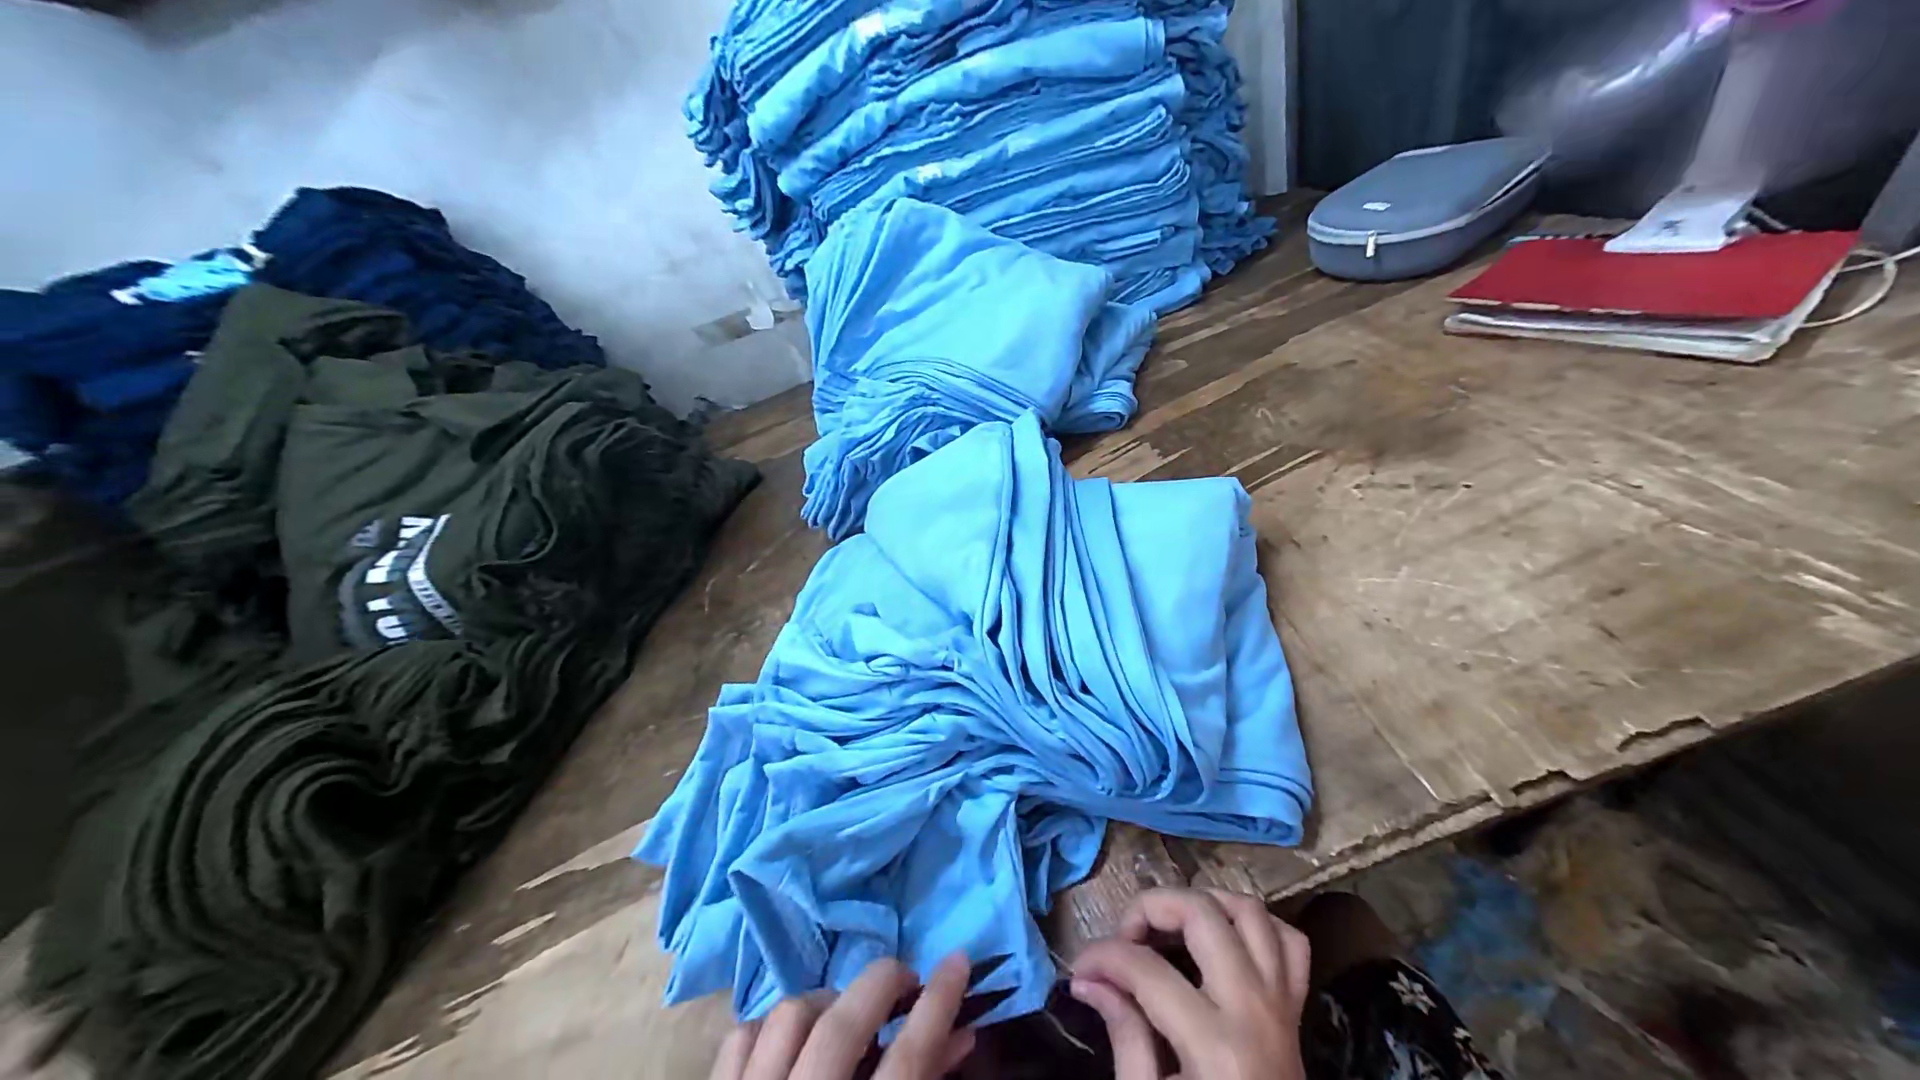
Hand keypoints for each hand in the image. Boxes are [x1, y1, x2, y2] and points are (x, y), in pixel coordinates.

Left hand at [707, 955, 976, 1079]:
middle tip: (905, 981)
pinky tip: (795, 1039)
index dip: (938, 1002)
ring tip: (847, 1013)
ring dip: (827, 1002)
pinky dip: (773, 1026)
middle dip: (883, 982)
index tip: (958, 960)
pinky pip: (742, 1036)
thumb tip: (959, 1033)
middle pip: (842, 1026)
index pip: (908, 1060)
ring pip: (789, 1017)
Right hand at [1070, 888, 1310, 1079]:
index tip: (1081, 968)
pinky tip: (1222, 938)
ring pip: (1250, 912)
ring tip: (1170, 925)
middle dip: (1150, 907)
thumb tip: (1089, 980)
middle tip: (1123, 935)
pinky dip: (1255, 926)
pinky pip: (1289, 942)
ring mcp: (1282, 1006)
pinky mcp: (1296, 1010)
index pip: (1145, 968)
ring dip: (1204, 903)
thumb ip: (1124, 1036)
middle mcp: (1255, 1011)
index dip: (1101, 957)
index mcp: (1216, 1048)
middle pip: (1202, 914)